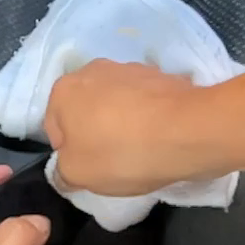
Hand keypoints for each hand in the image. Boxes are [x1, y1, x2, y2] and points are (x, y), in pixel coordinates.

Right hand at [45, 59, 224, 194]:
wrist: (190, 131)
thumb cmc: (121, 152)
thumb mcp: (77, 175)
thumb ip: (61, 173)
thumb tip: (63, 171)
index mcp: (63, 90)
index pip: (54, 129)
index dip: (70, 154)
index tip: (91, 169)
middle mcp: (91, 70)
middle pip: (85, 112)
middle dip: (94, 134)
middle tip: (114, 161)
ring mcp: (129, 68)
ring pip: (115, 104)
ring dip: (121, 123)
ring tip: (142, 150)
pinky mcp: (161, 75)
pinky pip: (145, 102)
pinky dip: (148, 118)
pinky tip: (161, 138)